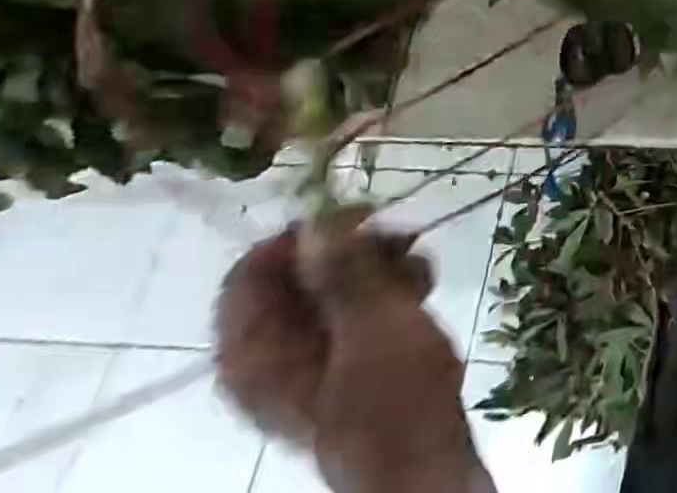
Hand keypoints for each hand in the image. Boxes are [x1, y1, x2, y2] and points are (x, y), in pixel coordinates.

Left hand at [215, 213, 485, 492]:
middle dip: (356, 249)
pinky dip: (387, 289)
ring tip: (422, 270)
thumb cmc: (394, 397)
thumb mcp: (376, 326)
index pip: (251, 270)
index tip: (365, 216)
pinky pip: (354, 307)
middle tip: (405, 238)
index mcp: (255, 349)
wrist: (424, 460)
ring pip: (332, 287)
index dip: (305, 235)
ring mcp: (308, 356)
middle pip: (296, 274)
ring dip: (380, 266)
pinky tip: (422, 289)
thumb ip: (345, 273)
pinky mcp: (344, 359)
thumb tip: (321, 219)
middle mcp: (270, 351)